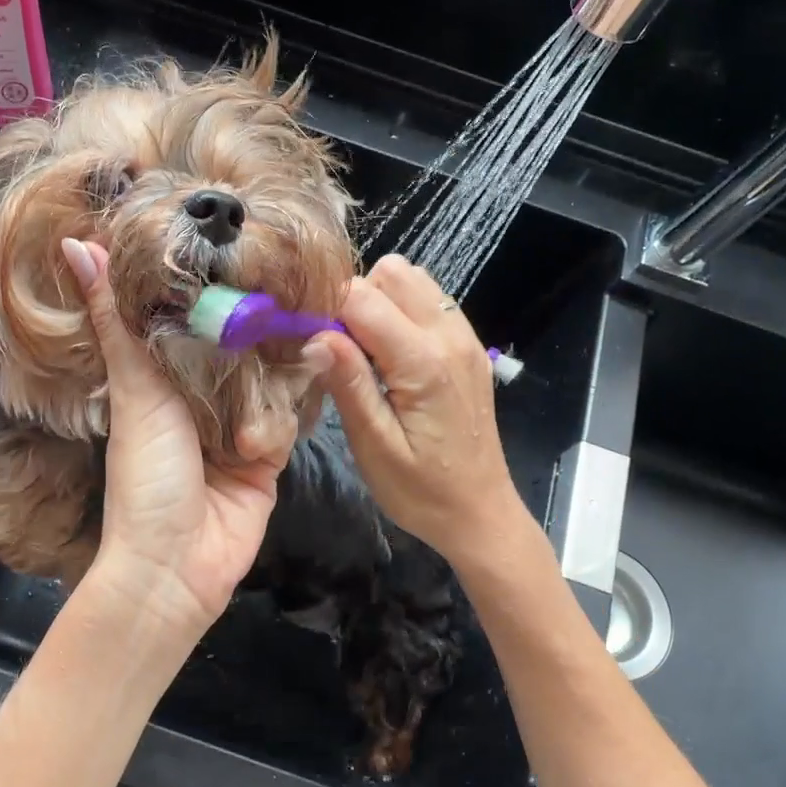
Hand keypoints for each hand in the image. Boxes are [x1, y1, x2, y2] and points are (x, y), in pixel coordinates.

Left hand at [61, 238, 293, 637]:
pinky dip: (276, 424)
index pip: (190, 318)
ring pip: (268, 377)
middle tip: (284, 287)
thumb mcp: (134, 392)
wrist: (176, 566)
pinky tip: (261, 436)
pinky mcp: (267, 456)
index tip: (236, 245)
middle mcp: (198, 398)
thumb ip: (117, 320)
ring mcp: (235, 426)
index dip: (211, 286)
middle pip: (236, 344)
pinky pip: (285, 420)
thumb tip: (74, 243)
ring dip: (268, 380)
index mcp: (159, 379)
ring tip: (278, 360)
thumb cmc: (146, 477)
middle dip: (256, 324)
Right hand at [306, 254, 527, 565]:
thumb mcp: (374, 446)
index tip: (305, 341)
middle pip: (391, 272)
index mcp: (423, 362)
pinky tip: (388, 356)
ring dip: (378, 302)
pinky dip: (401, 313)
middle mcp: (449, 336)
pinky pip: (429, 301)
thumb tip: (314, 335)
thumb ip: (348, 383)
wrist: (479, 514)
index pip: (361, 297)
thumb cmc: (421, 491)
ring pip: (412, 278)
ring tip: (362, 352)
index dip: (325, 310)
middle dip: (354, 299)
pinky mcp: (468, 348)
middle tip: (337, 350)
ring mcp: (465, 338)